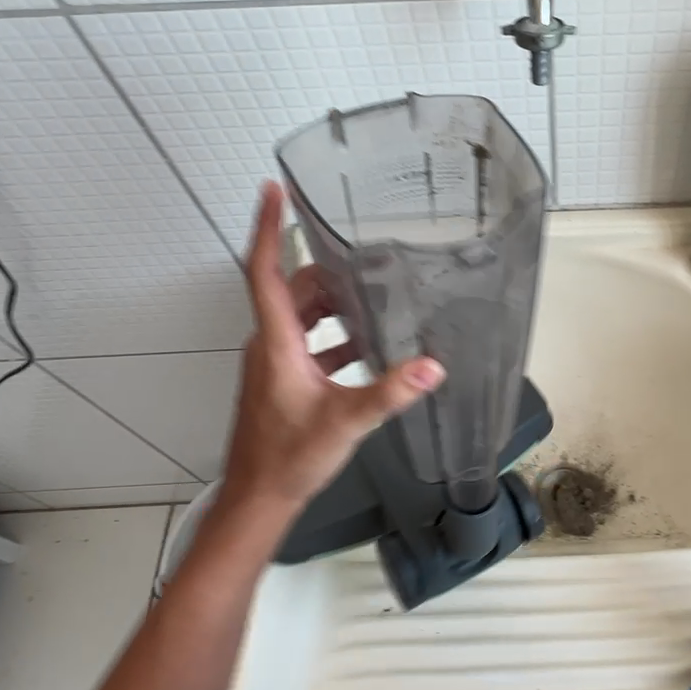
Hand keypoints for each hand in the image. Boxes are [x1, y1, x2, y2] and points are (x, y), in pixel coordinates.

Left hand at [220, 182, 443, 511]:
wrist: (257, 497)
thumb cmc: (288, 459)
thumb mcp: (346, 421)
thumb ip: (389, 392)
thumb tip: (433, 367)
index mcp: (276, 343)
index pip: (265, 271)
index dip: (268, 228)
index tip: (273, 191)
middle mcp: (270, 345)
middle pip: (292, 289)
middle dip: (325, 269)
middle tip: (361, 256)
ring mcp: (273, 362)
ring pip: (301, 315)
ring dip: (332, 303)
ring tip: (373, 296)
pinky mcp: (282, 379)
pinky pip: (308, 341)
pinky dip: (333, 335)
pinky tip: (366, 345)